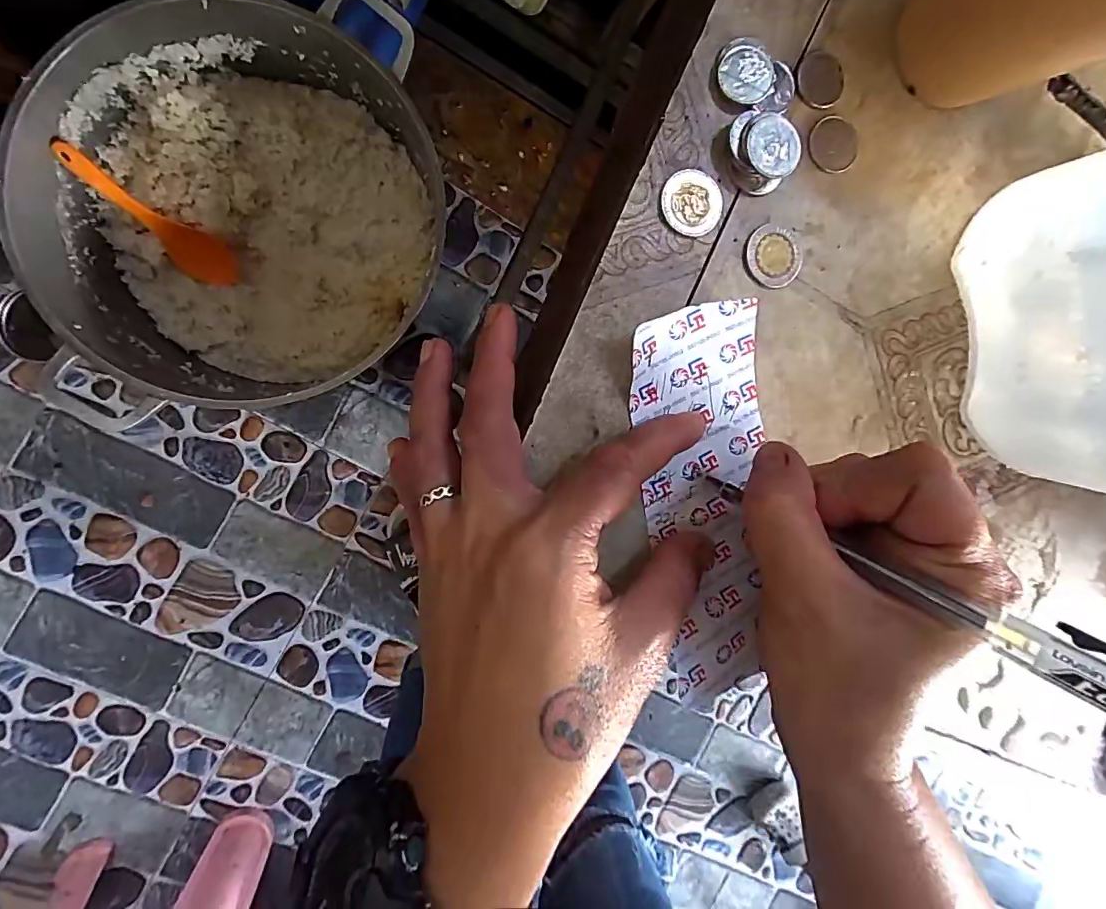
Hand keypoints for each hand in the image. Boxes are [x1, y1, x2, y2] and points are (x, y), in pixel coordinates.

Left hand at [387, 303, 711, 906]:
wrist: (485, 787)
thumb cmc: (567, 721)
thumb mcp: (639, 651)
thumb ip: (671, 580)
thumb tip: (697, 536)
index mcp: (549, 545)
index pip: (612, 469)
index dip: (655, 440)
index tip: (688, 421)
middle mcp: (489, 528)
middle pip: (487, 426)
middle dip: (492, 365)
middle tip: (496, 317)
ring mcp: (449, 546)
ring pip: (431, 451)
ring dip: (432, 396)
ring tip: (433, 351)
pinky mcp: (430, 569)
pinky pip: (414, 499)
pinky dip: (412, 461)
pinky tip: (408, 440)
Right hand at [742, 442, 1018, 785]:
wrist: (838, 751)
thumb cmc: (835, 691)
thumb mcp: (803, 600)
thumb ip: (783, 519)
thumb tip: (771, 453)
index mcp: (967, 566)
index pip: (918, 472)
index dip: (854, 486)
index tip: (814, 531)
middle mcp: (954, 551)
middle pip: (880, 475)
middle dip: (822, 503)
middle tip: (793, 552)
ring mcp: (919, 555)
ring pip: (853, 489)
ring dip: (808, 515)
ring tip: (794, 564)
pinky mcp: (887, 561)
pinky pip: (840, 511)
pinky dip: (805, 526)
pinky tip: (798, 563)